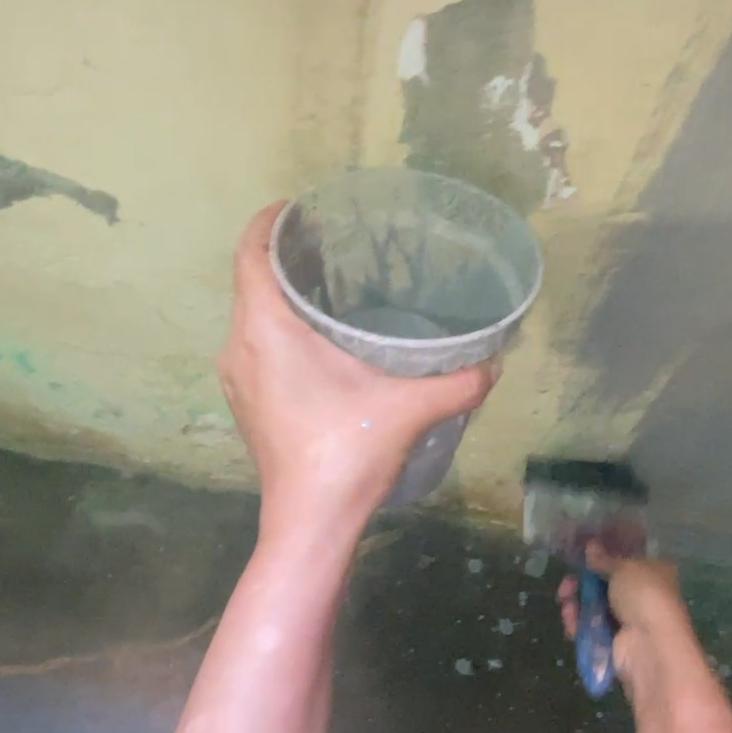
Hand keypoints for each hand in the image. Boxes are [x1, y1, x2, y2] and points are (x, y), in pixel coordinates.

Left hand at [221, 203, 498, 536]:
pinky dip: (280, 333)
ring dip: (282, 300)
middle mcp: (240, 347)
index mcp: (265, 329)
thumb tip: (493, 365)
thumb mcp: (411, 409)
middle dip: (286, 259)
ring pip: (253, 319)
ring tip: (330, 291)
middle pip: (251, 282)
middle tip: (333, 247)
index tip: (303, 209)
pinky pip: (256, 349)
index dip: (271, 222)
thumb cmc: (347, 453)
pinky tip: (320, 347)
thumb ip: (458, 382)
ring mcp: (238, 381)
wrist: (310, 523)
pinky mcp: (247, 407)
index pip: (251, 252)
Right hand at [558, 542, 690, 687]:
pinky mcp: (612, 640)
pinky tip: (569, 614)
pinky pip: (589, 626)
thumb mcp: (624, 568)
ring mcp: (626, 618)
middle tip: (569, 578)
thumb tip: (591, 546)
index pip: (627, 556)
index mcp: (654, 571)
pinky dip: (577, 620)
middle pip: (605, 582)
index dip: (605, 550)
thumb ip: (604, 558)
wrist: (650, 645)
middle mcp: (641, 593)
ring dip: (576, 599)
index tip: (583, 547)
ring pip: (594, 604)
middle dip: (584, 578)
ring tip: (565, 595)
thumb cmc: (644, 595)